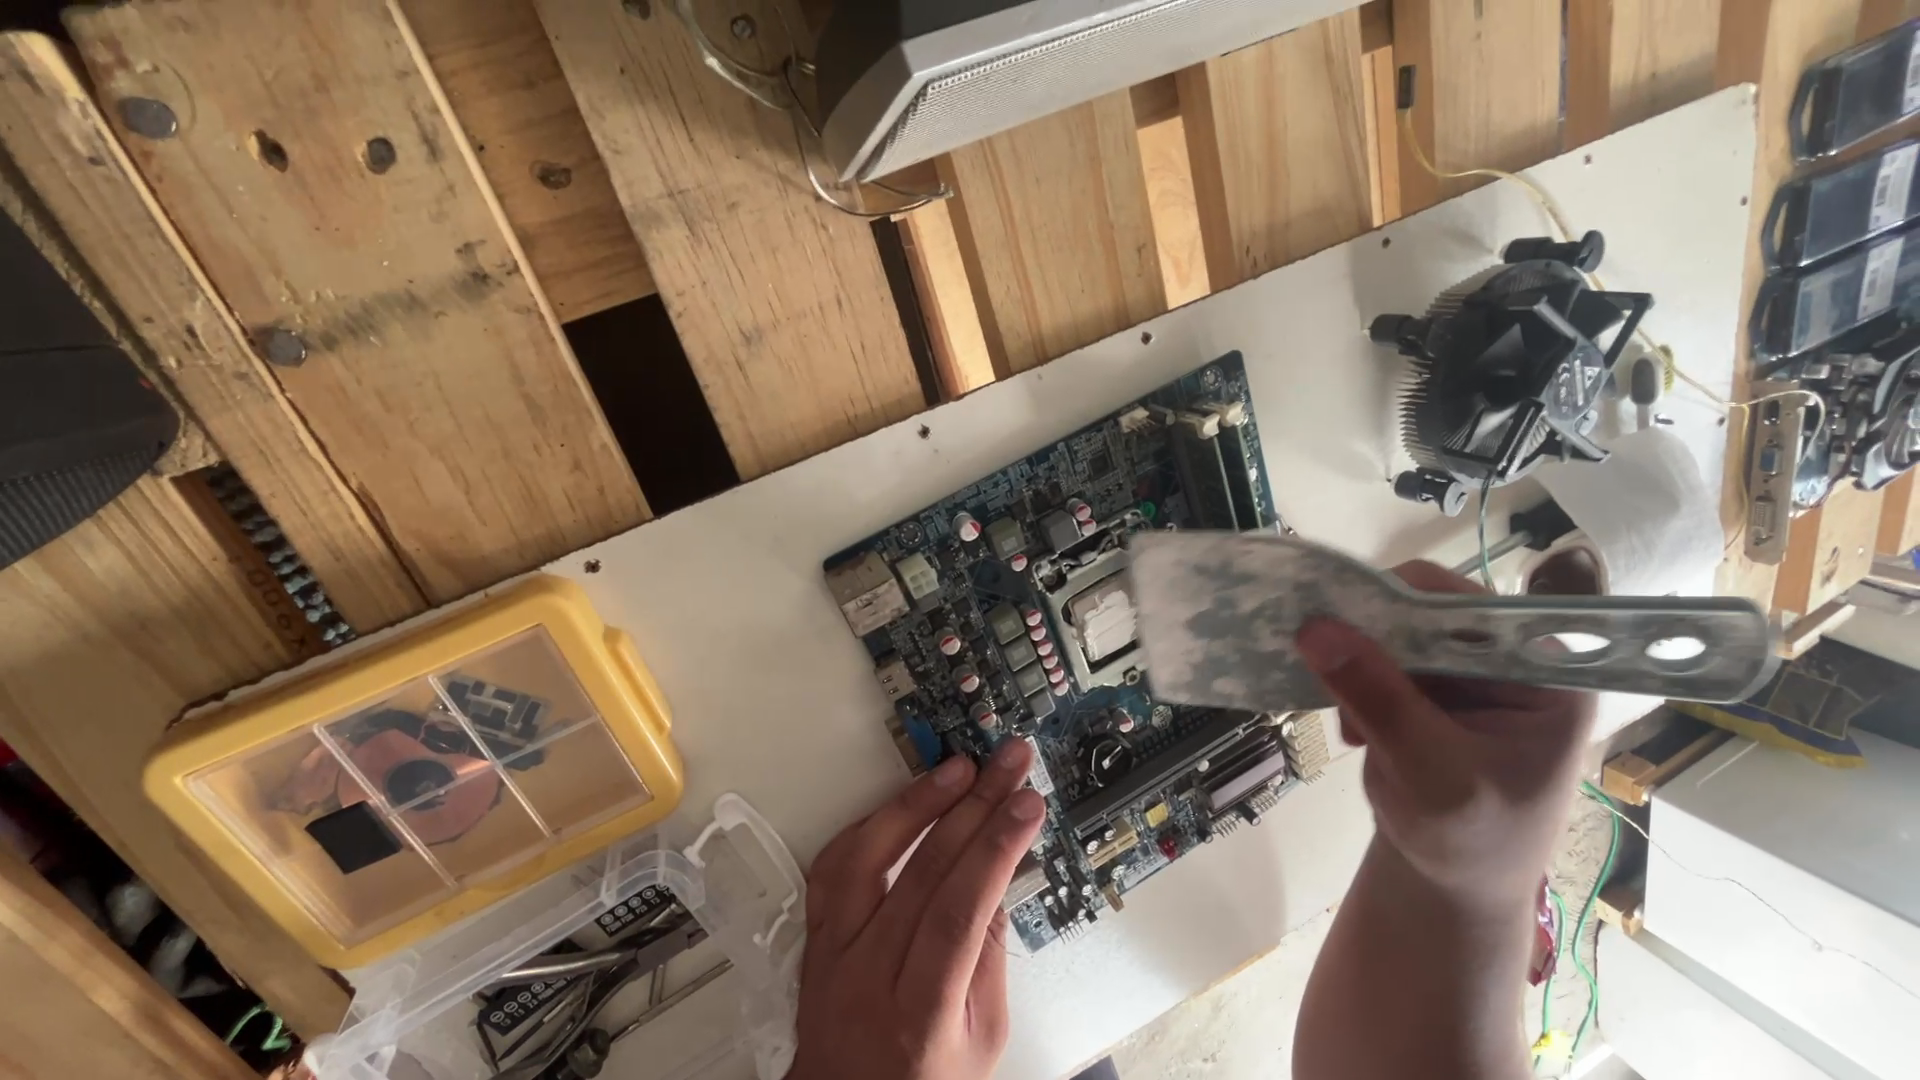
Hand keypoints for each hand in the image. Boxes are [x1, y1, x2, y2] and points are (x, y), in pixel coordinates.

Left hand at [785, 739, 1045, 1079]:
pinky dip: (869, 824)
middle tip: (1007, 765)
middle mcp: (867, 976)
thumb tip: (997, 875)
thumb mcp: (982, 1039)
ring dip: (916, 802)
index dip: (995, 849)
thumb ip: (989, 956)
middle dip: (974, 807)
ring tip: (958, 768)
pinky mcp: (815, 936)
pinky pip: (833, 866)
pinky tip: (902, 800)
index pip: (958, 912)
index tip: (1026, 804)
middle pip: (922, 872)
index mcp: (919, 1014)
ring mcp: (833, 952)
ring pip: (867, 856)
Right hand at [1295, 561, 1594, 906]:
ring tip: (1349, 724)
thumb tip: (1316, 627)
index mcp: (1541, 675)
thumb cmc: (1468, 840)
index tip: (1340, 617)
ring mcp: (1463, 675)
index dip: (1405, 601)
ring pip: (1391, 633)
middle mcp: (1505, 662)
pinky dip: (1350, 684)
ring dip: (1356, 667)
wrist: (1453, 883)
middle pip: (1424, 611)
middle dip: (1372, 642)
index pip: (1469, 607)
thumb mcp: (1427, 771)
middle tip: (1333, 676)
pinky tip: (1352, 730)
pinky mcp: (1425, 690)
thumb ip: (1378, 698)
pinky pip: (1374, 659)